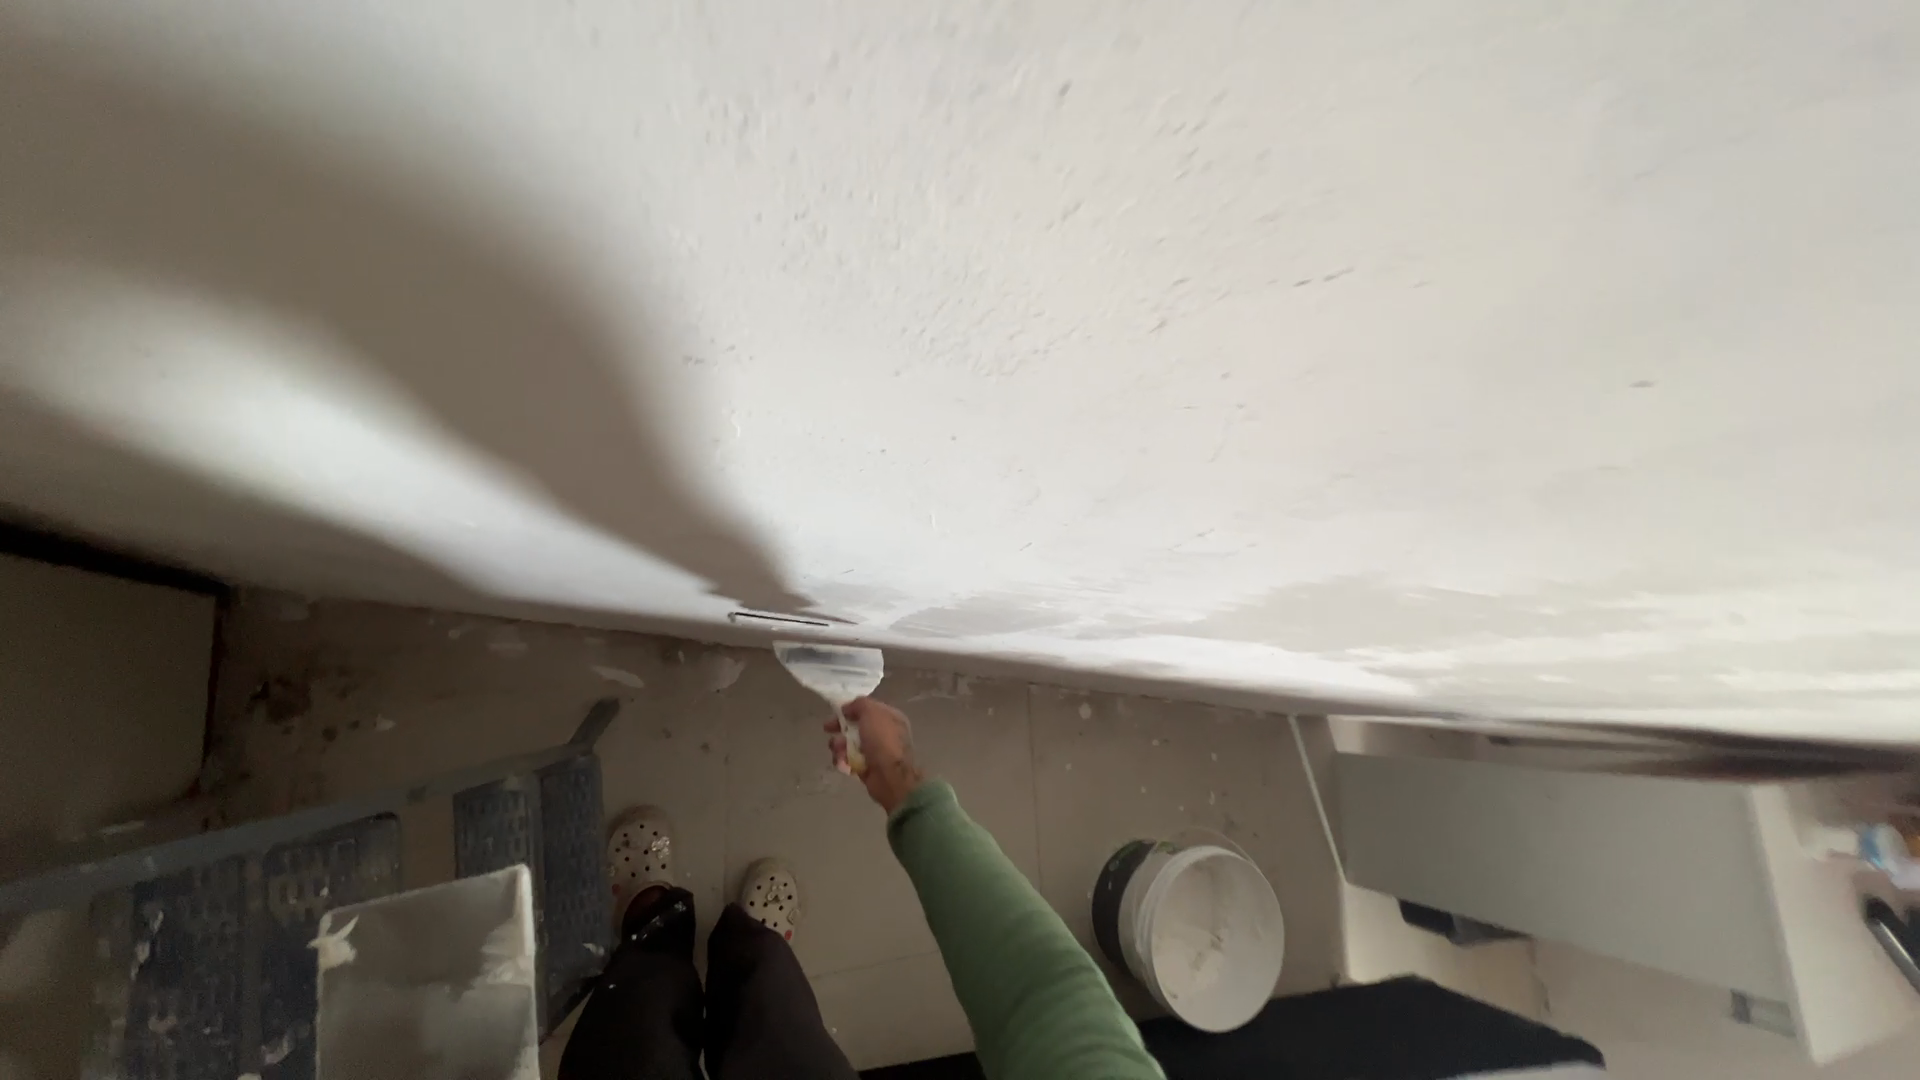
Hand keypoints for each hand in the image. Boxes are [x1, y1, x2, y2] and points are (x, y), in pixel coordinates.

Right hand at [827, 697, 924, 813]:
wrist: (891, 777)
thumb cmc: (883, 741)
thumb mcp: (872, 713)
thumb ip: (859, 704)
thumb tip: (847, 707)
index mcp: (890, 717)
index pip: (868, 708)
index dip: (851, 709)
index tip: (836, 711)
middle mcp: (884, 733)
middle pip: (856, 725)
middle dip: (840, 727)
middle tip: (827, 729)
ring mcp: (876, 751)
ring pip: (850, 743)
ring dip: (839, 745)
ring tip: (838, 750)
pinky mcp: (867, 767)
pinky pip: (850, 760)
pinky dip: (843, 760)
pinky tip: (842, 763)